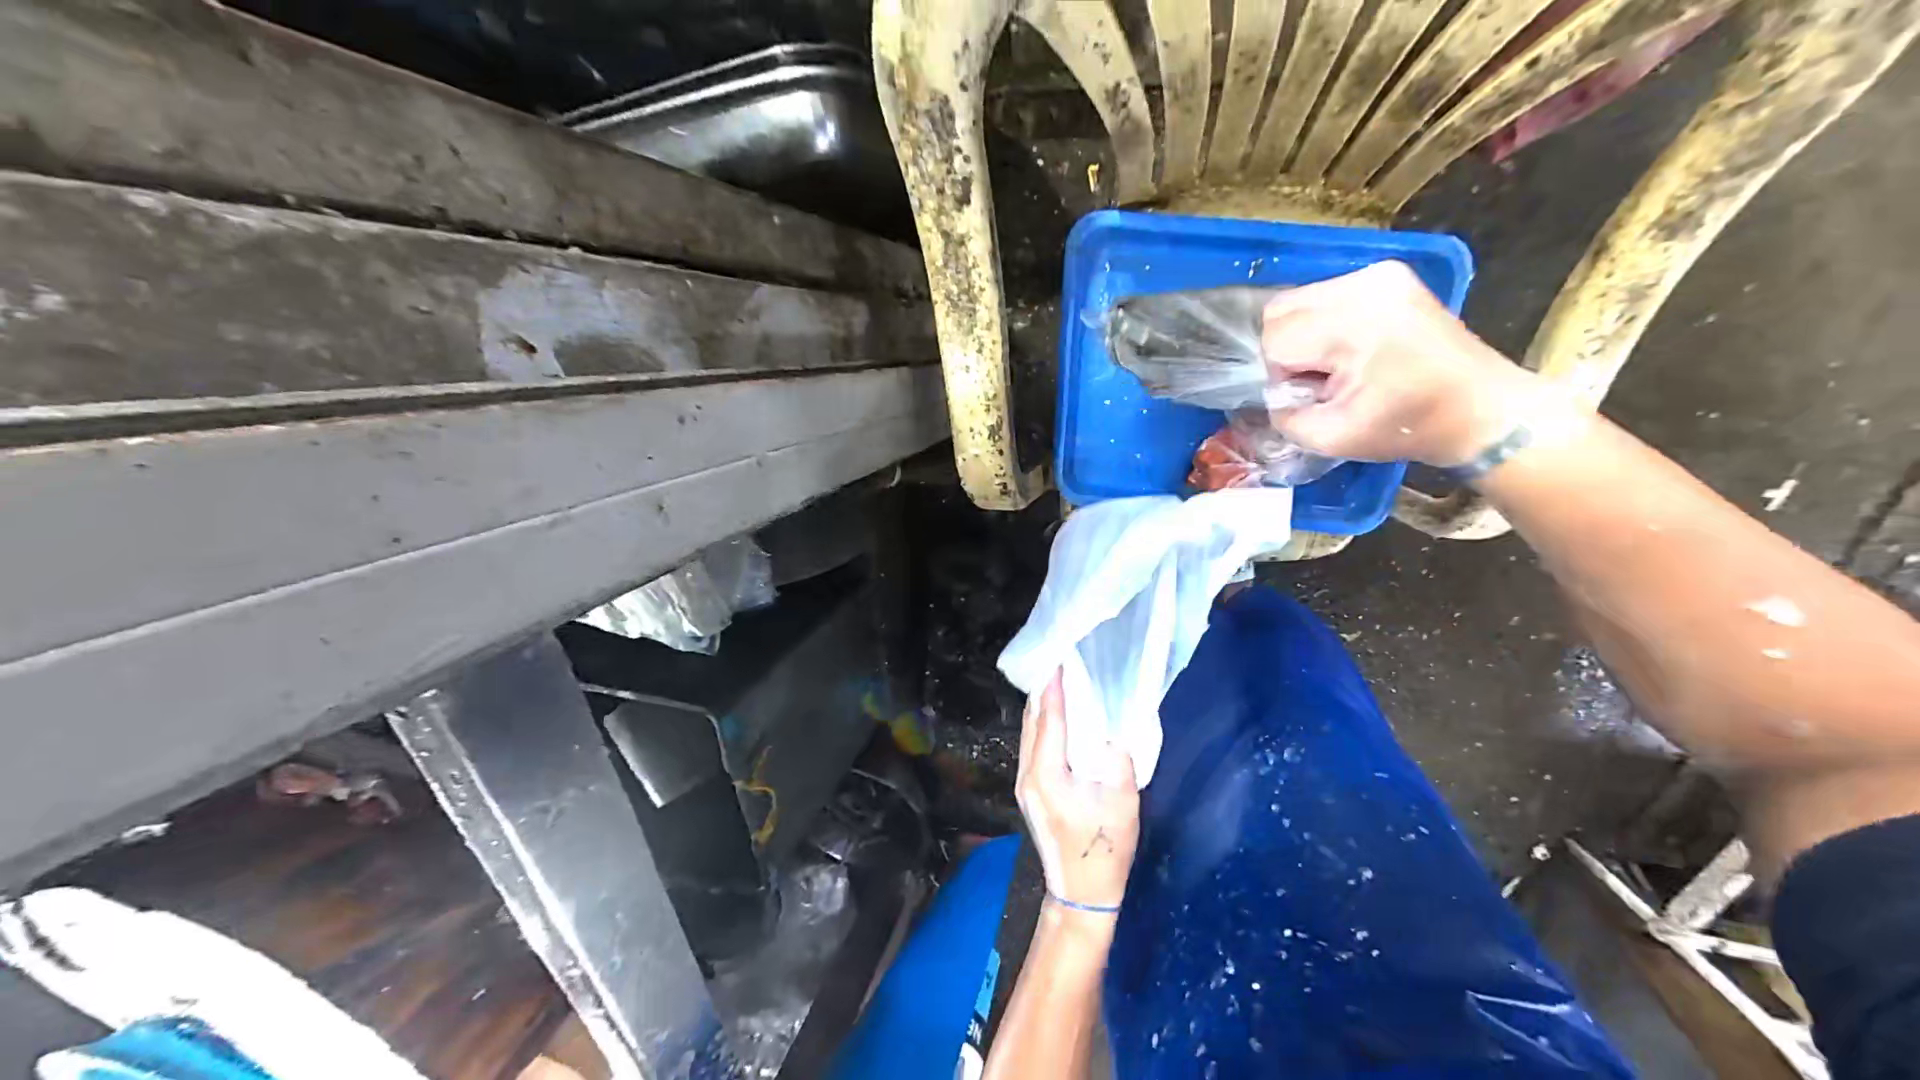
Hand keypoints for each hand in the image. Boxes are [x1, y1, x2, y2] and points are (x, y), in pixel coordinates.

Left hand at [1016, 671, 1139, 910]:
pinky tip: (1056, 717)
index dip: (1054, 689)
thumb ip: (1118, 765)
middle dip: (1044, 692)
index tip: (1060, 660)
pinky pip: (1031, 747)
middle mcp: (1028, 775)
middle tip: (1060, 663)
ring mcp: (1025, 785)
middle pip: (1031, 723)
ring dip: (1041, 708)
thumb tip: (1113, 733)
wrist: (1081, 894)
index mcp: (1047, 775)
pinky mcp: (1030, 791)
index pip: (1049, 720)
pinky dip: (1042, 726)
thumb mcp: (1122, 806)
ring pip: (1028, 734)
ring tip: (1058, 682)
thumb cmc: (1104, 851)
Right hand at [1259, 260, 1545, 466]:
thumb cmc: (1407, 428)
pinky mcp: (1388, 275)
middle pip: (1279, 312)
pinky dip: (1323, 323)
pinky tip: (1353, 346)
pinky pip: (1324, 295)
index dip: (1281, 374)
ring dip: (1303, 336)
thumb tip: (1273, 389)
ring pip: (1296, 301)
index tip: (1314, 394)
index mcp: (1352, 326)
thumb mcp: (1330, 438)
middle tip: (1321, 379)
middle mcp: (1362, 287)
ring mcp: (1378, 275)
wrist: (1481, 409)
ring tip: (1339, 362)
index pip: (1273, 340)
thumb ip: (1282, 413)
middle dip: (1286, 350)